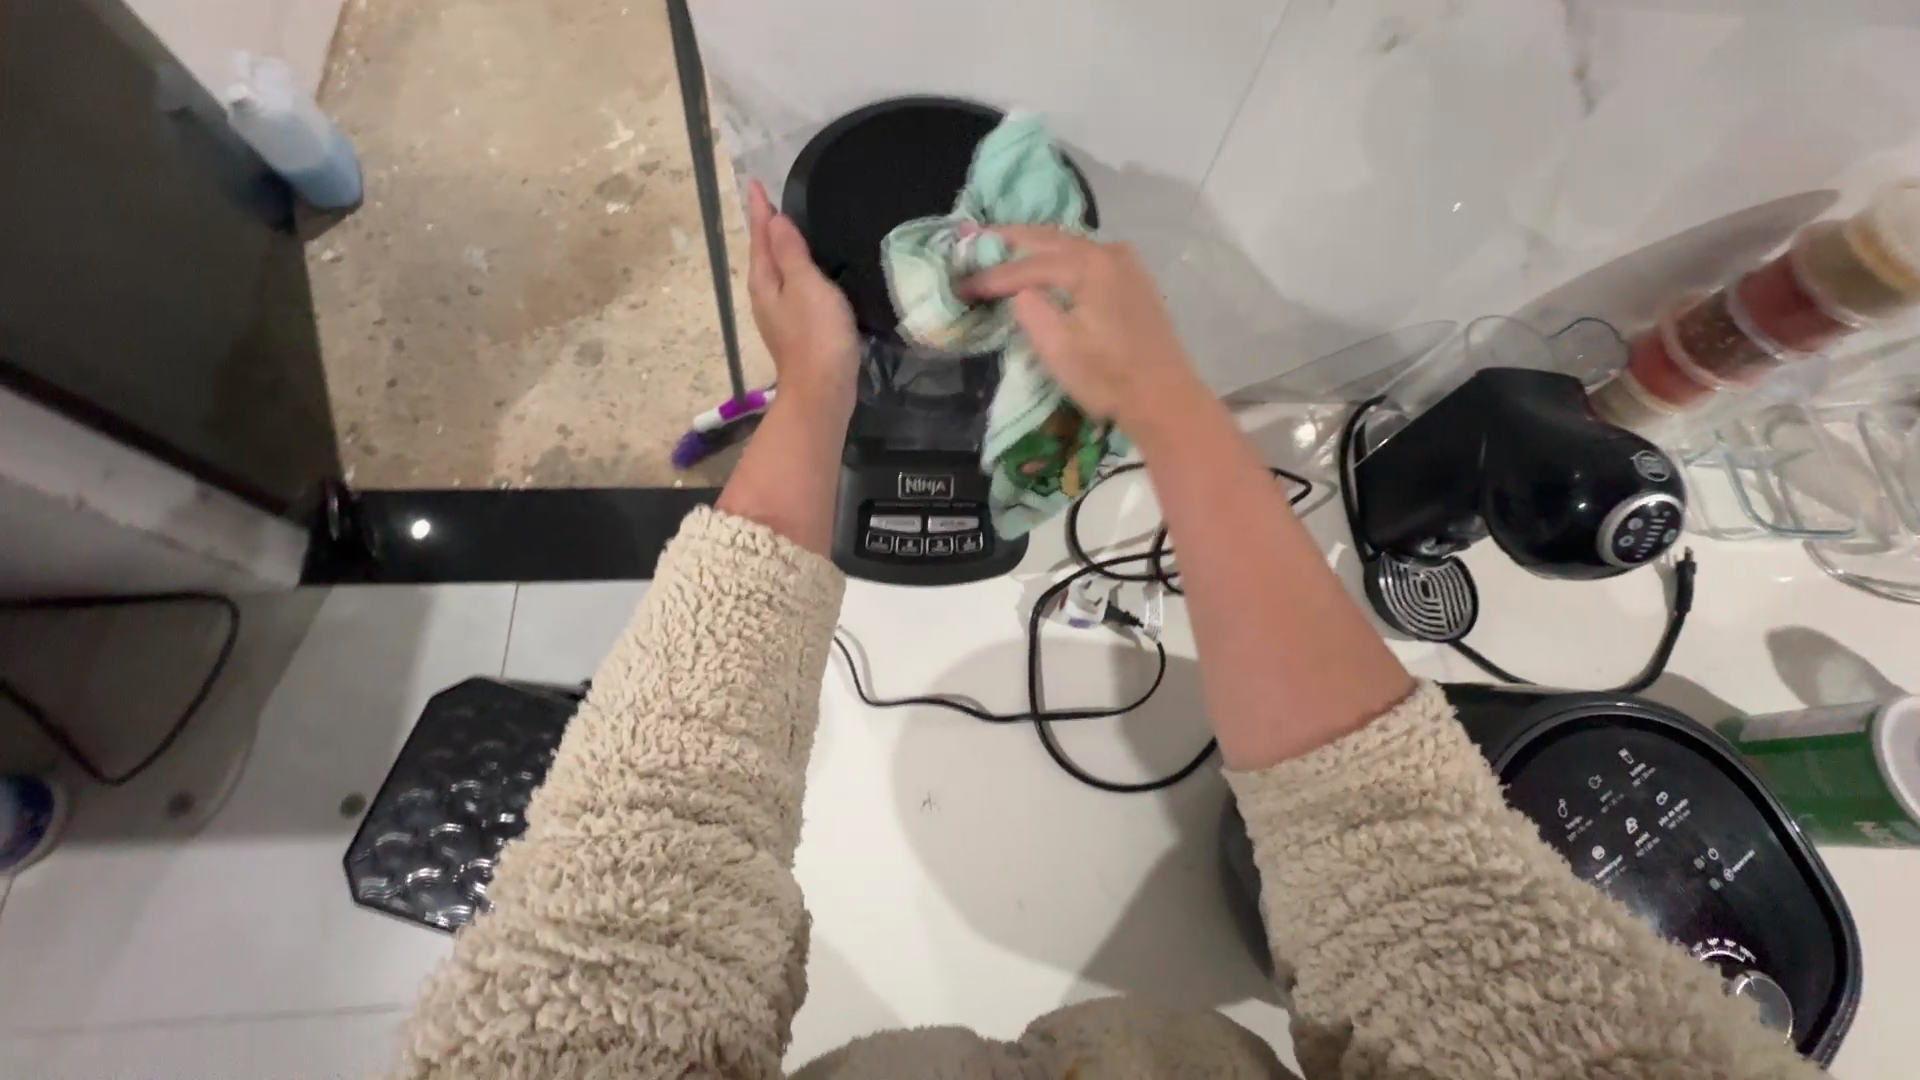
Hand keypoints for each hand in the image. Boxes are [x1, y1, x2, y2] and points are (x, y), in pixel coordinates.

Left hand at [746, 179, 858, 410]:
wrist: (823, 391)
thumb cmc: (816, 336)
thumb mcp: (806, 286)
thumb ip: (791, 253)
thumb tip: (774, 220)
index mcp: (765, 281)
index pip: (761, 236)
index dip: (761, 210)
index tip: (756, 184)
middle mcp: (766, 298)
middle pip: (765, 255)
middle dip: (769, 230)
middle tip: (775, 203)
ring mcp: (781, 319)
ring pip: (779, 275)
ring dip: (784, 254)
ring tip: (794, 233)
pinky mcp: (800, 334)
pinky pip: (795, 293)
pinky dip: (800, 276)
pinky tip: (813, 277)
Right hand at [958, 226, 1202, 427]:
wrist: (1164, 398)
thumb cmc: (1107, 377)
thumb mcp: (1057, 348)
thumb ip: (1030, 310)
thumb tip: (1020, 292)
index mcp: (1088, 265)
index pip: (1027, 265)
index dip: (991, 276)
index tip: (961, 286)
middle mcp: (1108, 252)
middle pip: (1049, 239)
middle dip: (1009, 240)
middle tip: (973, 238)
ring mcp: (1126, 265)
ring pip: (1070, 245)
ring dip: (1035, 245)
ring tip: (1002, 244)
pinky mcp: (1133, 282)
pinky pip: (1087, 257)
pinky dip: (1059, 256)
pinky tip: (1047, 261)